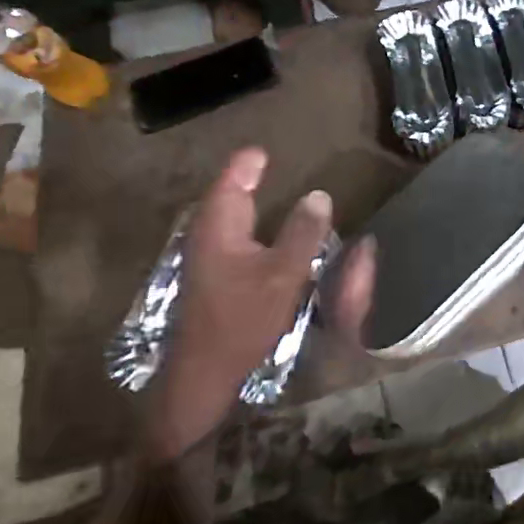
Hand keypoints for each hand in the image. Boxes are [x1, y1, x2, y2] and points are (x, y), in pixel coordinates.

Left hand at [146, 148, 374, 457]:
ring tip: (269, 189)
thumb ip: (303, 232)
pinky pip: (229, 235)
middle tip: (270, 164)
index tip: (267, 149)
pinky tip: (263, 233)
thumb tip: (319, 194)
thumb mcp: (283, 274)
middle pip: (226, 193)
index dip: (251, 161)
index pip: (233, 178)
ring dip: (245, 200)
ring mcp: (204, 256)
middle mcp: (206, 234)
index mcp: (219, 224)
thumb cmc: (242, 319)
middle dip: (246, 177)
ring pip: (225, 215)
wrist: (203, 374)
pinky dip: (246, 224)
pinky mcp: (209, 276)